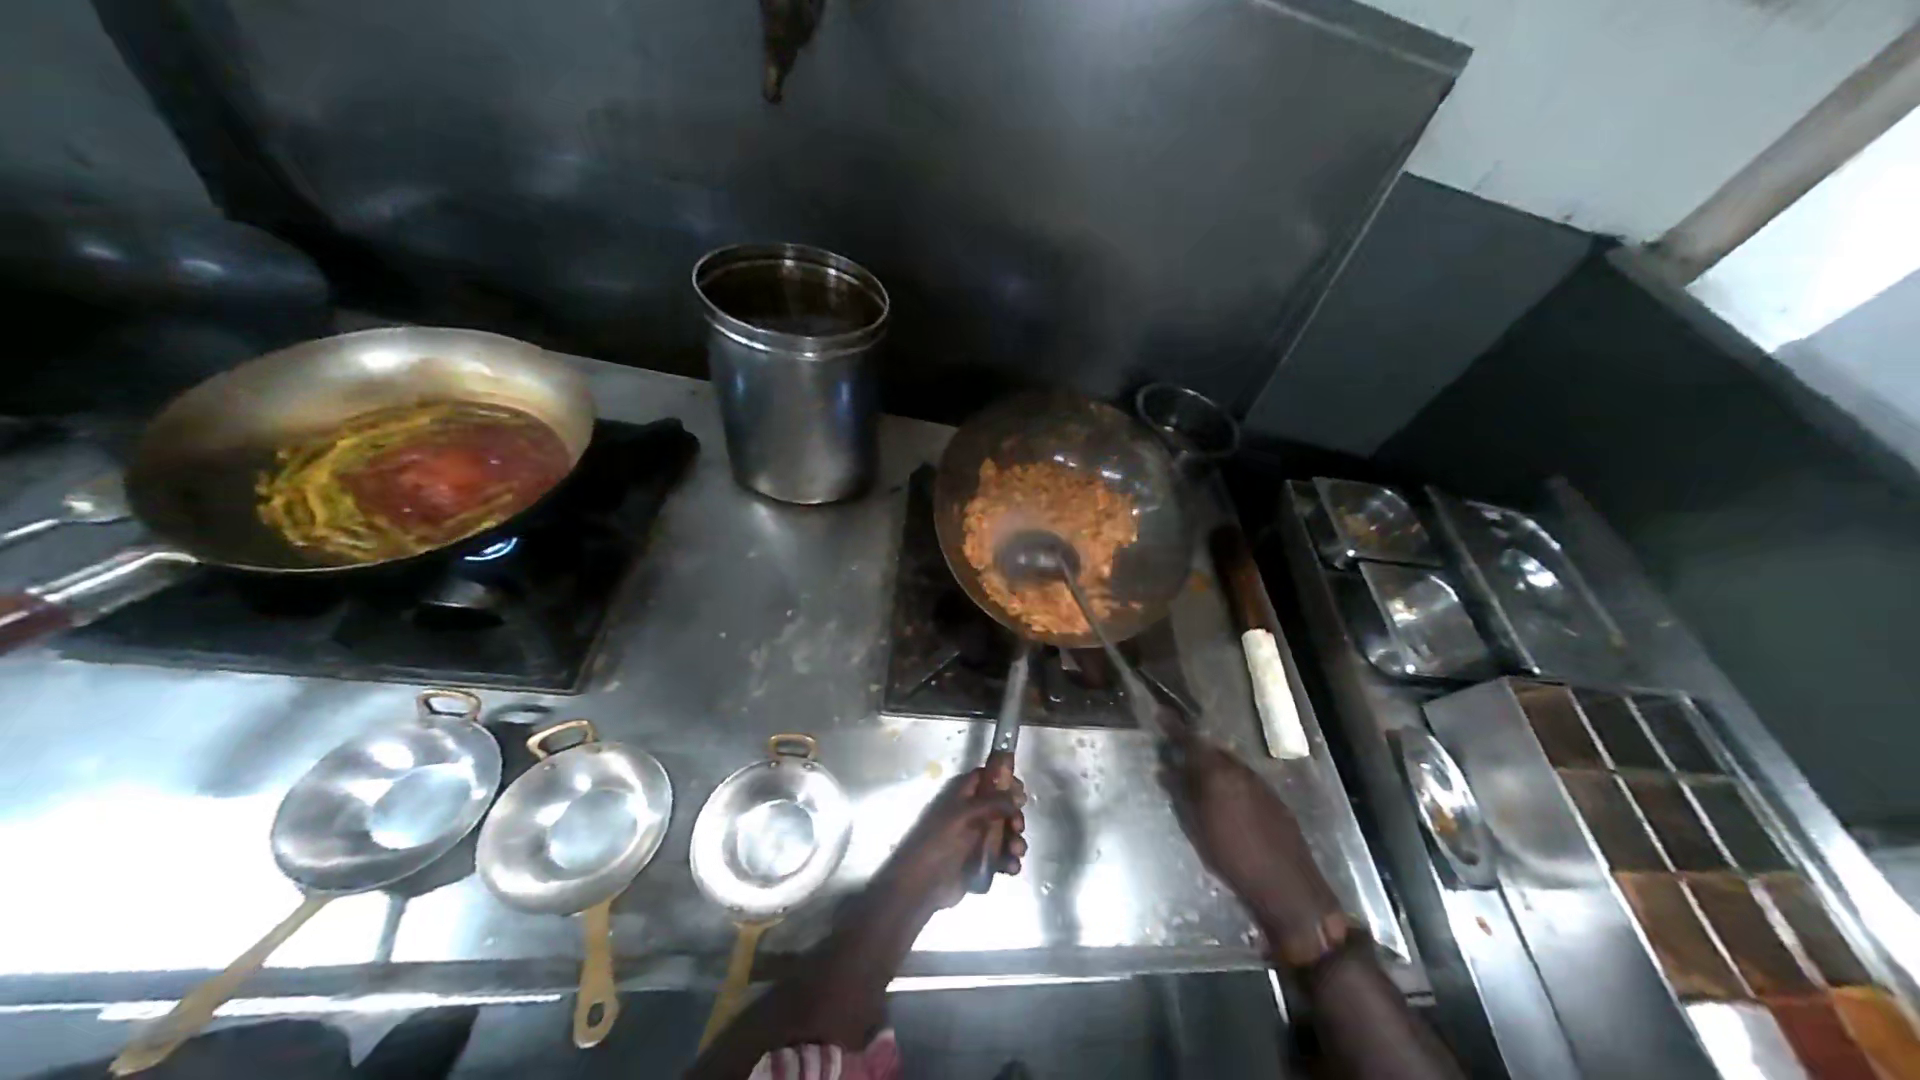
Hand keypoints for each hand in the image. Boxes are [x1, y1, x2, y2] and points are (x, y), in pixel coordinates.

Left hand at [869, 768, 1027, 914]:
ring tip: (1015, 851)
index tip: (1020, 793)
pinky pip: (1002, 856)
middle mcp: (971, 812)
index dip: (1005, 781)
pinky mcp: (981, 861)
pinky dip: (1010, 860)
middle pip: (1002, 806)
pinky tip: (1011, 868)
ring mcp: (976, 838)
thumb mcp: (965, 814)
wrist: (924, 883)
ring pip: (1005, 833)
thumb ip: (993, 802)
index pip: (987, 778)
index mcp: (963, 795)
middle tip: (1017, 827)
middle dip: (1014, 816)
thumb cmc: (940, 840)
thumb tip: (1017, 797)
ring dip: (1015, 840)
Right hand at [1165, 734, 1345, 963]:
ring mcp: (1261, 784)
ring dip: (1212, 764)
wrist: (1288, 888)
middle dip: (1193, 748)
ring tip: (1197, 775)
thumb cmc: (1233, 859)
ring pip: (1230, 763)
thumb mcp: (1198, 829)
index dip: (1175, 727)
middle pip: (1212, 749)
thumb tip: (1165, 770)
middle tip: (1176, 754)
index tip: (1161, 714)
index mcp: (1218, 775)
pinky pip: (1245, 778)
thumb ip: (1182, 794)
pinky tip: (1224, 796)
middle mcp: (1241, 771)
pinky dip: (1230, 778)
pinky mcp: (1274, 799)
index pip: (1192, 742)